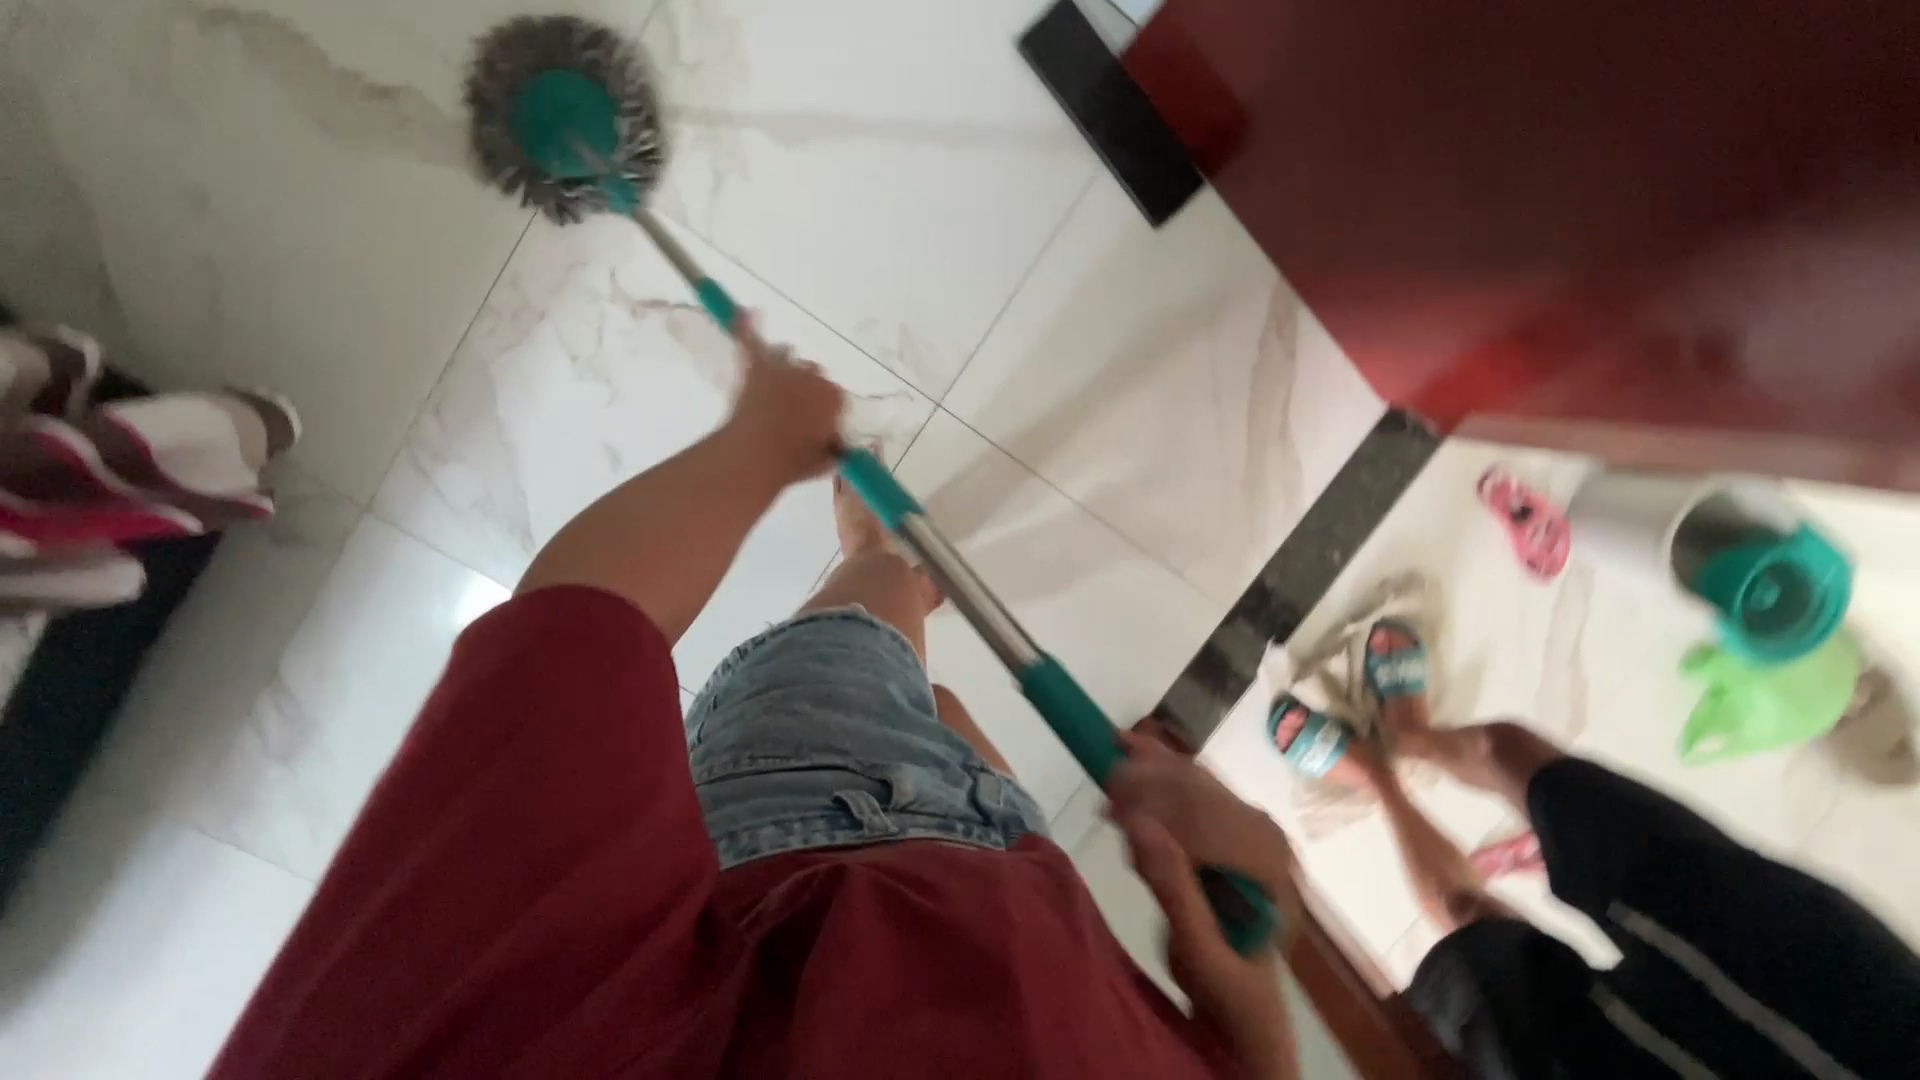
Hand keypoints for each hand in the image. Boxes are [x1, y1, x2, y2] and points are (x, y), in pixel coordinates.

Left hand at [720, 314, 844, 484]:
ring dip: (784, 368)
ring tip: (774, 386)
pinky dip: (746, 326)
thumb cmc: (792, 462)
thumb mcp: (823, 462)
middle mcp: (813, 375)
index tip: (814, 427)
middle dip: (805, 390)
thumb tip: (835, 446)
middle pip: (814, 374)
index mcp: (835, 399)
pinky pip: (750, 338)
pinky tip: (746, 311)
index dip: (824, 413)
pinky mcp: (754, 366)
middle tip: (791, 413)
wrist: (754, 455)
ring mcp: (782, 367)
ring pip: (788, 356)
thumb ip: (832, 449)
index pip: (836, 399)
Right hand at [1107, 733, 1301, 1073]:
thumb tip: (1140, 825)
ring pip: (1196, 780)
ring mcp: (1251, 827)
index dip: (1158, 807)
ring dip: (1151, 766)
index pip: (1211, 821)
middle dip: (1150, 782)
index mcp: (1271, 870)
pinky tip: (1130, 749)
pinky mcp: (1232, 823)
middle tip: (1105, 783)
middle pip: (1202, 793)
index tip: (1111, 806)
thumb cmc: (1226, 988)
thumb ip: (1175, 891)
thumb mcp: (1199, 952)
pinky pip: (1193, 783)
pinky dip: (1158, 766)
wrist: (1240, 1000)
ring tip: (1113, 760)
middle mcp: (1268, 838)